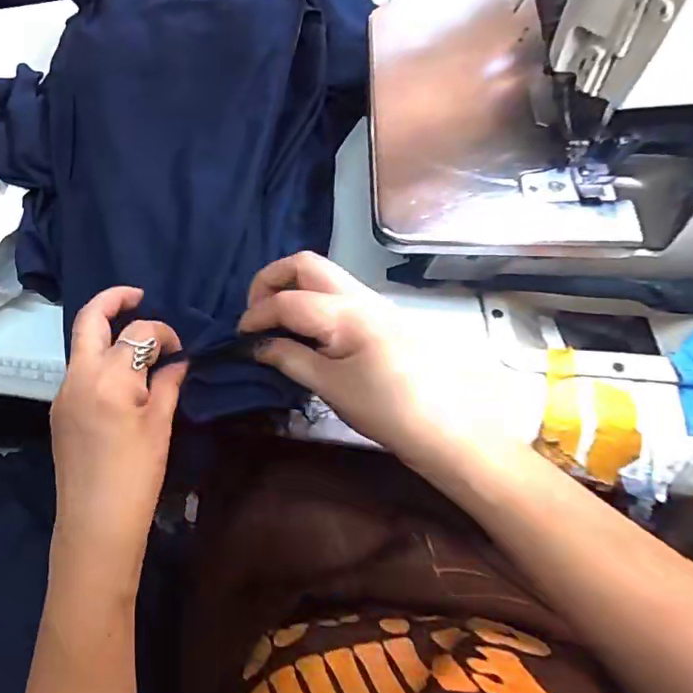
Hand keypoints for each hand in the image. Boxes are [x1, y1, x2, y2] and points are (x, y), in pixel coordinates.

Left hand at [49, 286, 186, 584]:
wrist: (94, 523)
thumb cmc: (136, 478)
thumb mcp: (159, 427)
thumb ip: (167, 384)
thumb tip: (177, 360)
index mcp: (107, 377)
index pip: (137, 333)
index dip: (163, 332)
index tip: (179, 348)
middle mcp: (77, 375)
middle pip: (90, 318)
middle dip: (113, 299)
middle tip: (137, 295)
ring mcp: (62, 391)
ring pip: (80, 344)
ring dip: (104, 331)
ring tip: (134, 337)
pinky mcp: (58, 408)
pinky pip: (78, 369)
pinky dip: (98, 359)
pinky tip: (120, 375)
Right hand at [237, 251, 470, 454]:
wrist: (453, 429)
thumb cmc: (388, 410)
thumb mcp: (330, 387)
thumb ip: (288, 358)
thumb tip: (258, 345)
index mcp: (346, 314)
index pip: (285, 300)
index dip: (255, 315)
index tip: (238, 337)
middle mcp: (360, 296)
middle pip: (304, 263)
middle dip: (269, 281)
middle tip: (256, 314)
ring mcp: (374, 303)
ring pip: (322, 273)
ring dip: (290, 287)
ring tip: (275, 322)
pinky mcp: (381, 316)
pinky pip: (335, 291)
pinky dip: (309, 298)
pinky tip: (304, 331)